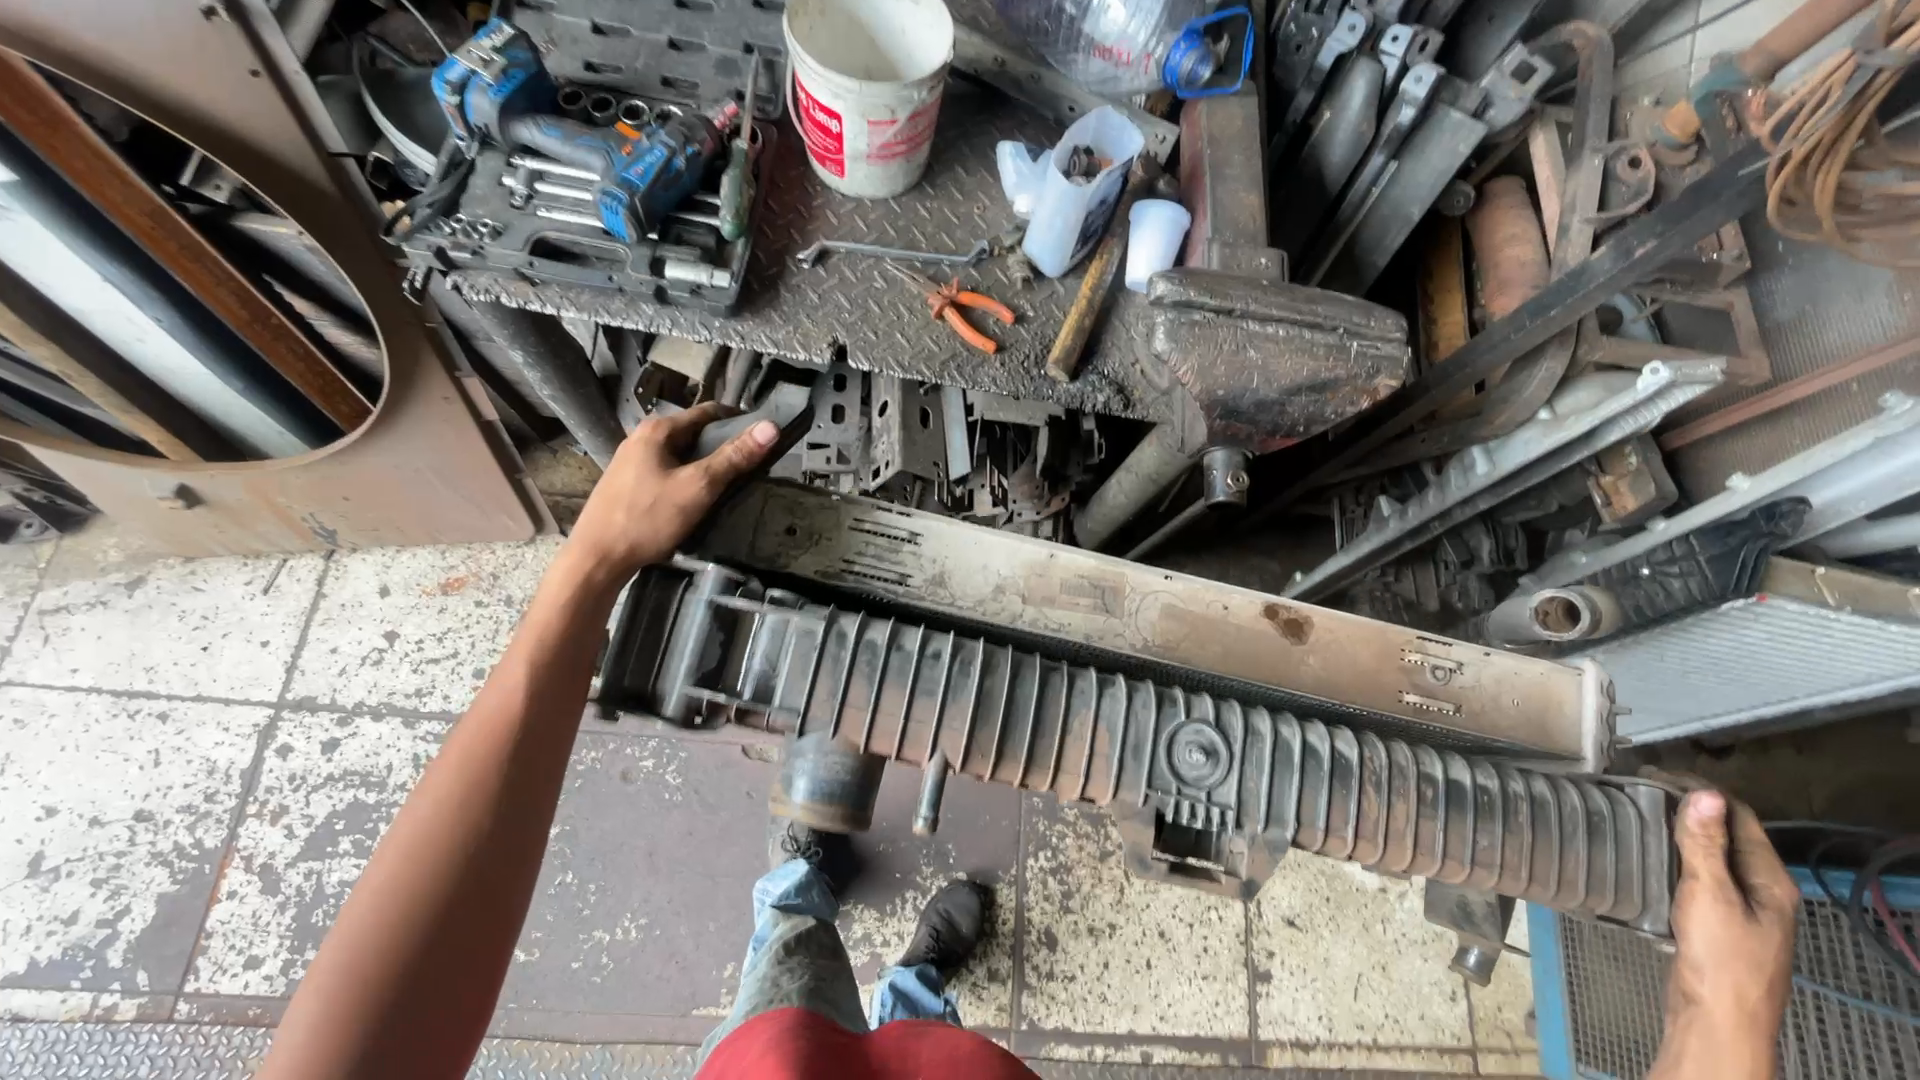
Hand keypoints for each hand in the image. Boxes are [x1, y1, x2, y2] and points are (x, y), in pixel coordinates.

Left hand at [563, 403, 779, 583]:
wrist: (597, 559)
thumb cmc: (648, 519)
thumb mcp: (698, 486)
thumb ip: (734, 457)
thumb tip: (771, 427)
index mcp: (657, 429)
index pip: (708, 412)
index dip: (739, 422)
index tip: (763, 439)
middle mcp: (642, 438)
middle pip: (694, 433)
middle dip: (722, 446)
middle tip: (750, 467)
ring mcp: (632, 462)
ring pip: (681, 455)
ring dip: (705, 465)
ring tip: (729, 486)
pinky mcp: (629, 484)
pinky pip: (668, 472)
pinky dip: (687, 479)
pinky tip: (697, 500)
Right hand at [1649, 789, 1797, 1079]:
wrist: (1717, 1017)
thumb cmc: (1719, 955)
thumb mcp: (1708, 894)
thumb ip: (1703, 845)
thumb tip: (1705, 794)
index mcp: (1770, 880)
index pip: (1740, 817)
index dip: (1702, 791)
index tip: (1655, 773)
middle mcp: (1763, 890)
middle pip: (1728, 835)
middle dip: (1690, 808)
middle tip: (1641, 789)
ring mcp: (1743, 909)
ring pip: (1713, 856)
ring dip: (1682, 833)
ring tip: (1640, 814)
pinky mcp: (1720, 923)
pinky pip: (1701, 876)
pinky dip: (1678, 857)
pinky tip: (1651, 857)